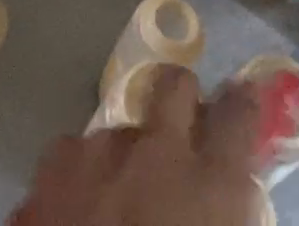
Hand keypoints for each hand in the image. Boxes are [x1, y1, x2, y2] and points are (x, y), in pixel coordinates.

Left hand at [10, 66, 262, 225]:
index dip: (244, 103)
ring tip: (120, 196)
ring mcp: (102, 148)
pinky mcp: (54, 161)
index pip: (240, 115)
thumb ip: (226, 213)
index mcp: (212, 184)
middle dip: (181, 94)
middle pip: (176, 86)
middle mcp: (159, 151)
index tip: (242, 98)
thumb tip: (222, 204)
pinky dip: (84, 173)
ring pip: (123, 130)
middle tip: (181, 121)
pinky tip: (79, 206)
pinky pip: (78, 152)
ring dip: (127, 155)